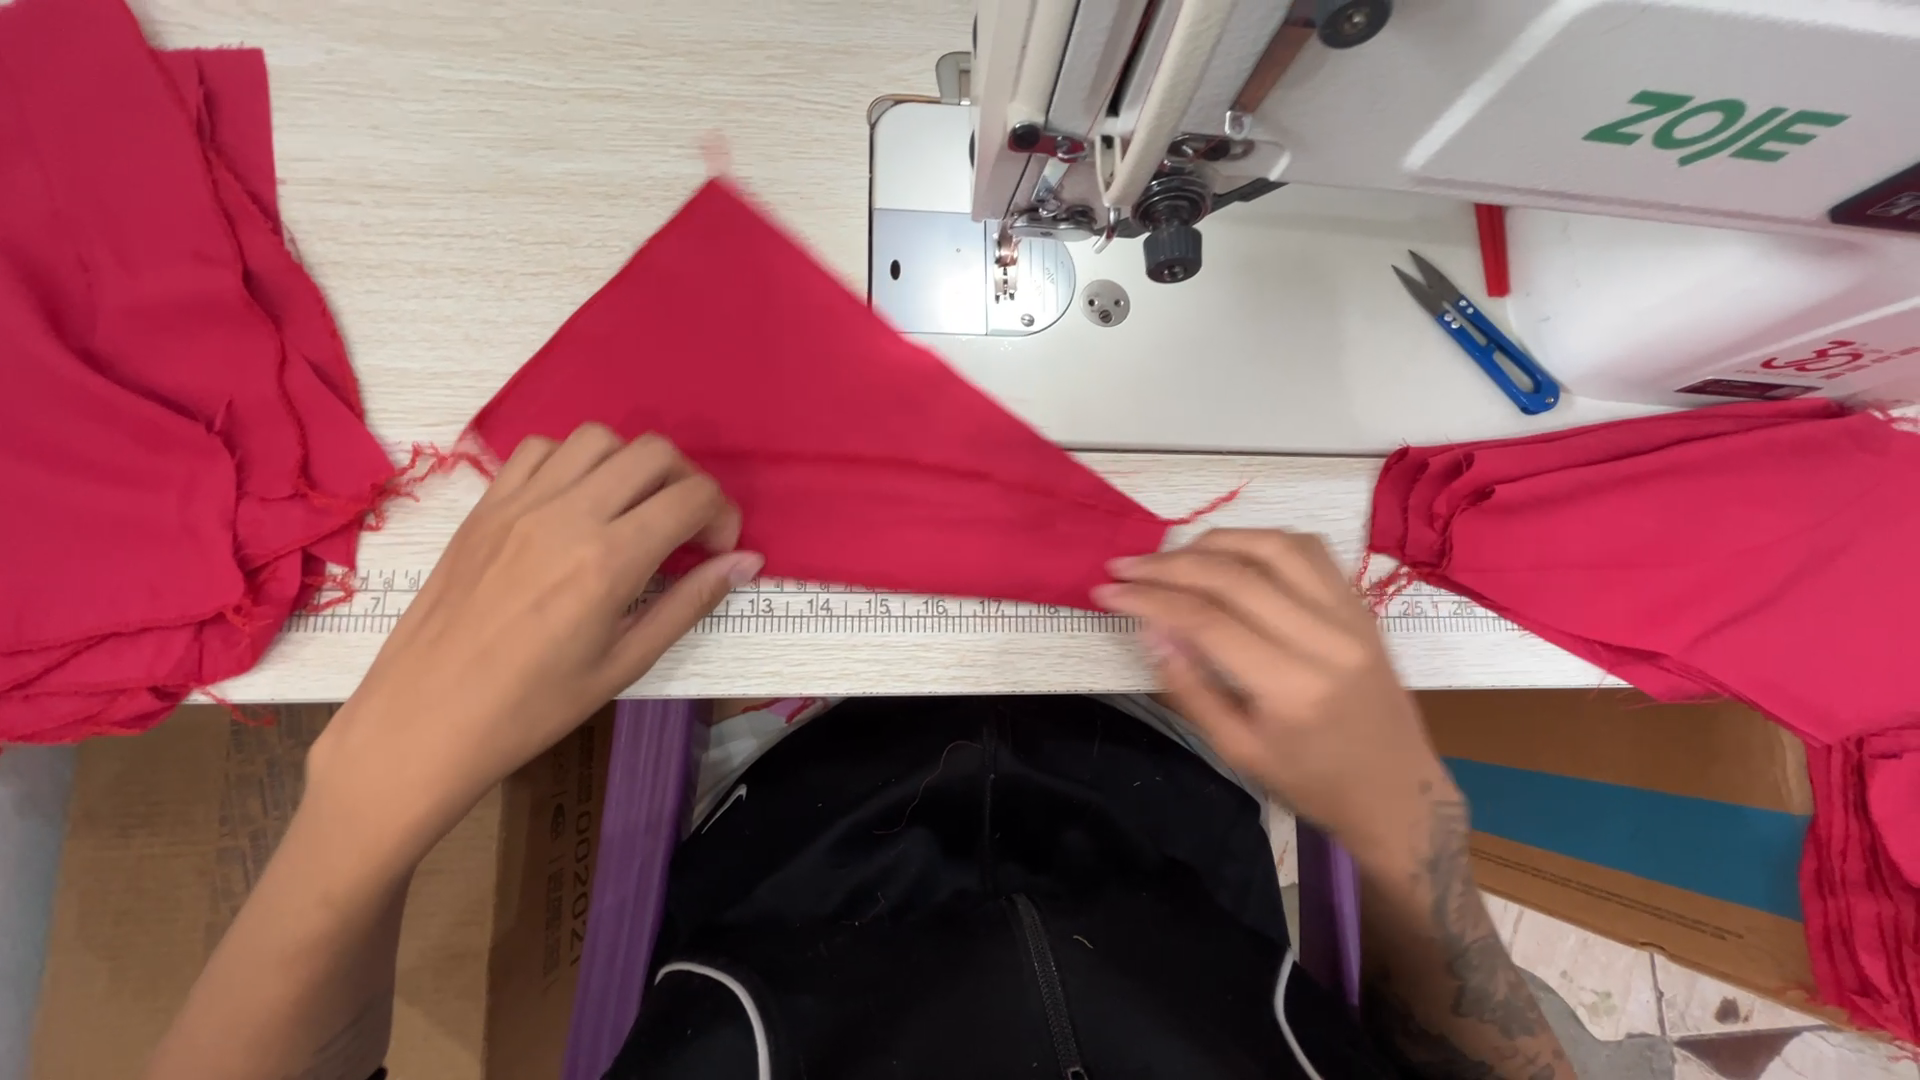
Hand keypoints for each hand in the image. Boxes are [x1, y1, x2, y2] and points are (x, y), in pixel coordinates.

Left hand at [307, 424, 760, 860]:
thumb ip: (690, 603)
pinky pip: (541, 449)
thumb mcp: (627, 664)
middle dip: (689, 482)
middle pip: (654, 452)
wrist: (423, 721)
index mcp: (608, 561)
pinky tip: (579, 503)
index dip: (723, 516)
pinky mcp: (485, 505)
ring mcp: (519, 503)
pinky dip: (576, 462)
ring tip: (634, 510)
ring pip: (599, 438)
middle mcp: (567, 515)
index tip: (719, 551)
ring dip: (634, 465)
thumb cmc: (534, 708)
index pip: (691, 497)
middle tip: (687, 527)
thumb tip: (746, 561)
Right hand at [1092, 529, 1455, 871]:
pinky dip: (1261, 539)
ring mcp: (1351, 616)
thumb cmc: (1311, 783)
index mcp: (1292, 687)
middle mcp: (1326, 639)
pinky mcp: (1362, 606)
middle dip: (1168, 565)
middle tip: (1125, 567)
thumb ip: (1189, 687)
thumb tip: (1149, 628)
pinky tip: (1230, 551)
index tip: (1107, 591)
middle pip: (1235, 575)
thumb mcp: (1236, 751)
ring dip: (1214, 541)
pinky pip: (1310, 550)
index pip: (1206, 620)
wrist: (1397, 793)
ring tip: (1172, 554)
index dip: (1149, 599)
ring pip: (1274, 547)